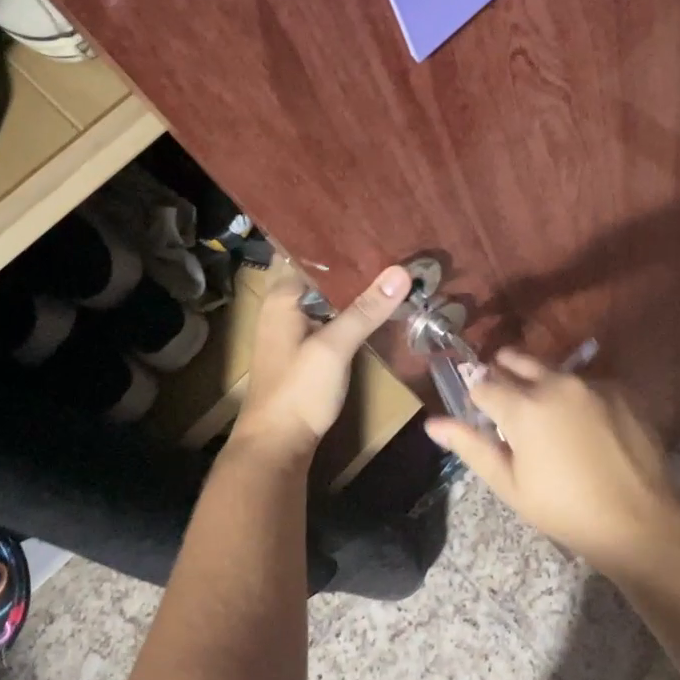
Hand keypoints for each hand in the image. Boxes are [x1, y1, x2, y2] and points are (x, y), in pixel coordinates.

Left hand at [233, 264, 410, 460]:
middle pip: (326, 279)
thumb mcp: (334, 347)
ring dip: (360, 294)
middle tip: (399, 252)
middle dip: (359, 269)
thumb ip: (366, 309)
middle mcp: (285, 308)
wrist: (277, 445)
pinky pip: (334, 321)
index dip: (346, 247)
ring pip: (333, 301)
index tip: (381, 234)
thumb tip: (402, 271)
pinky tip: (381, 311)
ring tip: (398, 275)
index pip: (314, 257)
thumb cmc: (298, 391)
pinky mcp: (308, 352)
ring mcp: (296, 331)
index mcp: (283, 297)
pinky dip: (355, 315)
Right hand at [425, 349, 679, 573]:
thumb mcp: (510, 484)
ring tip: (546, 414)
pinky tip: (584, 425)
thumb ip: (472, 446)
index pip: (483, 385)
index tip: (479, 412)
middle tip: (506, 399)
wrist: (636, 519)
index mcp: (523, 407)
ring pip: (554, 371)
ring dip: (542, 382)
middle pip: (517, 361)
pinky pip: (587, 383)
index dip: (475, 397)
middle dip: (504, 372)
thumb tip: (433, 423)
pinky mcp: (621, 391)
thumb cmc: (564, 509)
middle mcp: (556, 384)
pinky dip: (576, 395)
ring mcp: (592, 384)